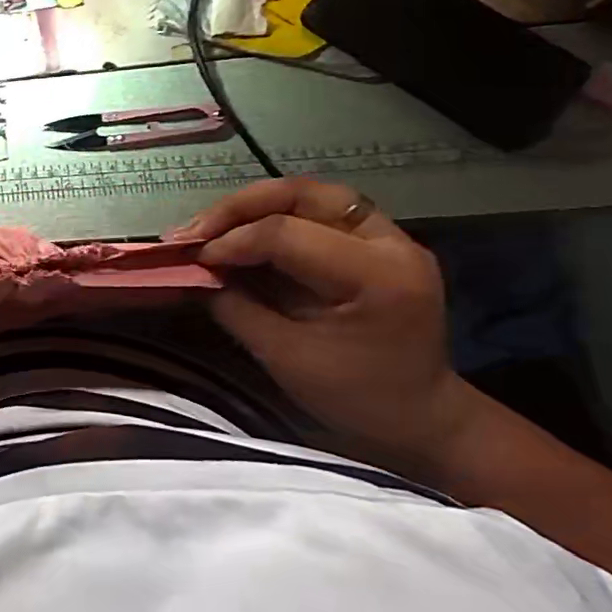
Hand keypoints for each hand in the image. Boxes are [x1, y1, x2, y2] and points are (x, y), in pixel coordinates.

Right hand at [173, 179, 485, 468]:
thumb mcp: (284, 356)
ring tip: (212, 227)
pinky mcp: (377, 241)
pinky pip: (318, 211)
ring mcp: (388, 237)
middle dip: (239, 206)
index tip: (191, 258)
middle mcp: (391, 242)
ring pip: (310, 194)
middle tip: (194, 229)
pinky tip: (242, 233)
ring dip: (254, 205)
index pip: (287, 234)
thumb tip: (194, 273)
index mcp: (377, 276)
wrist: (420, 417)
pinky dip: (274, 216)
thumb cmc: (354, 397)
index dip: (231, 241)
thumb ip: (235, 307)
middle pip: (303, 194)